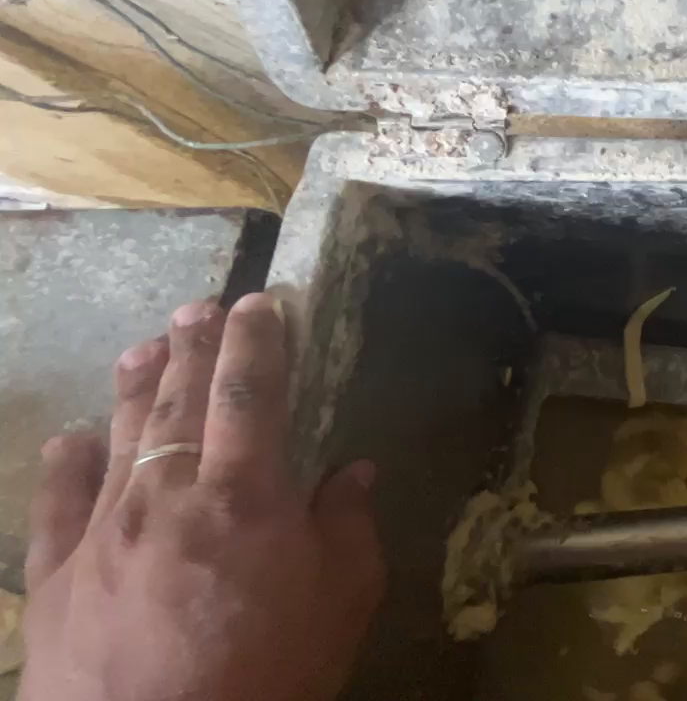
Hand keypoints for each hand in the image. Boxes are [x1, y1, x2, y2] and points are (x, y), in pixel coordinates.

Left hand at [19, 294, 384, 700]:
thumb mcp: (346, 588)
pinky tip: (74, 435)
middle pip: (184, 406)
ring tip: (148, 345)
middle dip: (196, 350)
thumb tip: (351, 472)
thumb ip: (348, 520)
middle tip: (200, 306)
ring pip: (121, 442)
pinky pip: (57, 508)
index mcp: (249, 495)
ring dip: (140, 388)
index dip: (259, 343)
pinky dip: (66, 464)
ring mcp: (104, 538)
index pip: (255, 395)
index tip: (261, 303)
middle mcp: (170, 499)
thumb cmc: (277, 661)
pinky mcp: (59, 582)